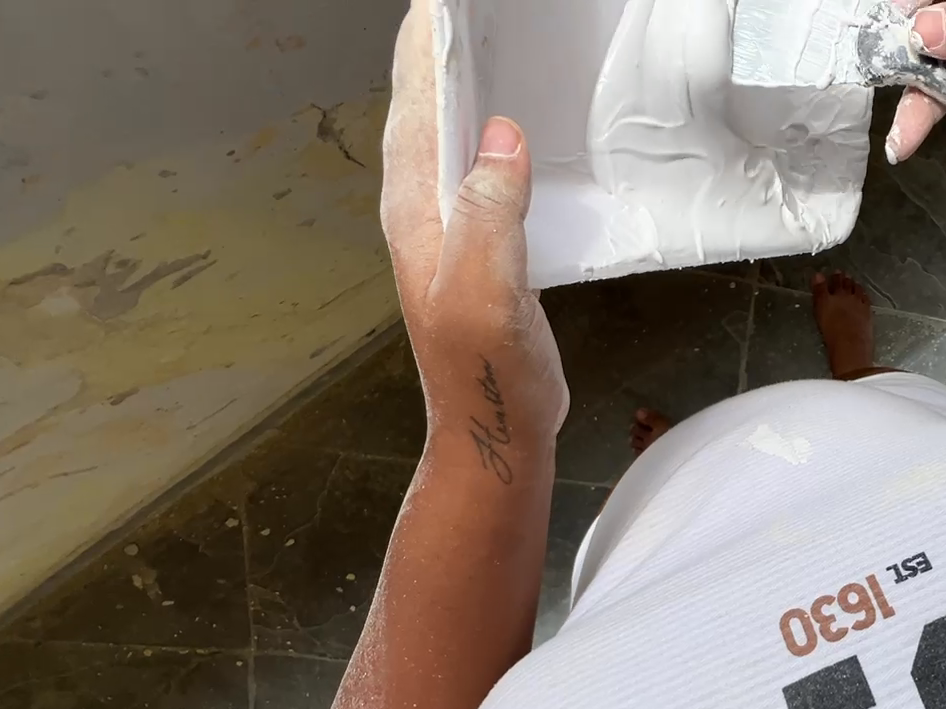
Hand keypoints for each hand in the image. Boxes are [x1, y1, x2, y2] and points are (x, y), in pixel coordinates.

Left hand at [381, 4, 567, 474]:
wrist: (500, 428)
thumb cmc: (489, 373)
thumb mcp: (488, 292)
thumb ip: (489, 213)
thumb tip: (499, 136)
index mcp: (418, 211)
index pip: (415, 106)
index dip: (429, 47)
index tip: (447, 2)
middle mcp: (428, 213)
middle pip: (429, 114)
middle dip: (447, 57)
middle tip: (482, 20)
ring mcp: (458, 235)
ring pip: (459, 145)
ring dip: (475, 98)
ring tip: (504, 59)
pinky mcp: (490, 255)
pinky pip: (491, 182)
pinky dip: (504, 150)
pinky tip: (530, 145)